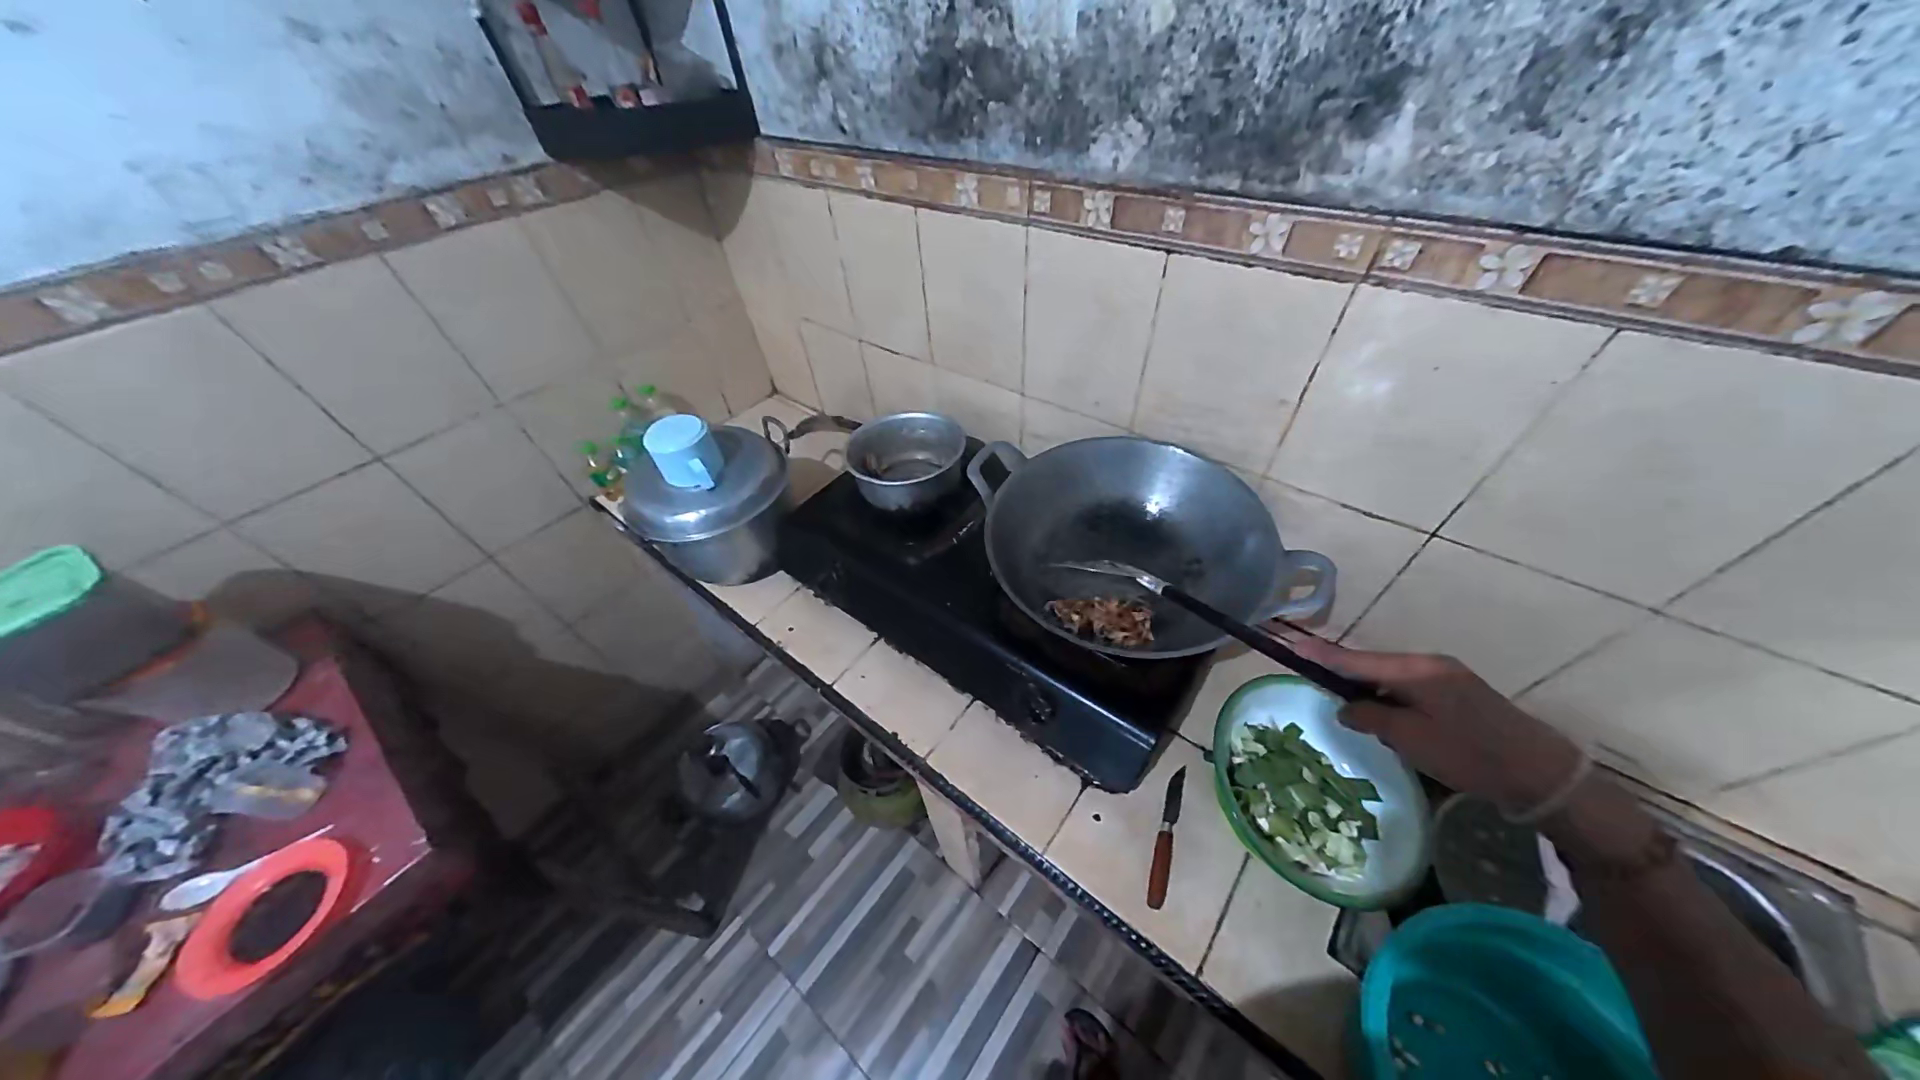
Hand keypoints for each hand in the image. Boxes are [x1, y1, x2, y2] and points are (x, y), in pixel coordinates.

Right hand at [1287, 637, 1583, 811]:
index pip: (1357, 660)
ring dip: (1369, 690)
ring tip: (1345, 705)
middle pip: (1373, 666)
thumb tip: (1346, 708)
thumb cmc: (1470, 754)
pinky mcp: (1459, 695)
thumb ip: (1371, 717)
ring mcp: (1448, 679)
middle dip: (1343, 673)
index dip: (1322, 655)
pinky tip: (1384, 717)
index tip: (1292, 646)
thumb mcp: (1411, 739)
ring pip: (1392, 679)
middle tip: (1312, 679)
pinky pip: (1410, 690)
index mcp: (1416, 670)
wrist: (1544, 776)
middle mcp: (1430, 665)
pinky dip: (1391, 699)